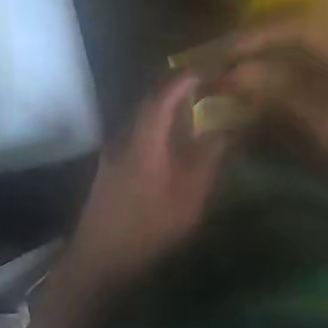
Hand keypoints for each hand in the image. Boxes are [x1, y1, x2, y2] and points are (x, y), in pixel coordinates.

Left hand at [66, 74, 230, 288]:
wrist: (100, 259)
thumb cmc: (149, 229)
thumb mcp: (189, 197)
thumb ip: (208, 160)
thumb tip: (227, 130)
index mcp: (142, 141)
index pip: (161, 97)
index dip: (183, 80)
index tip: (206, 69)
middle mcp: (122, 139)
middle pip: (148, 105)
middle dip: (175, 91)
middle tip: (205, 86)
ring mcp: (112, 154)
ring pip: (141, 121)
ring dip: (166, 110)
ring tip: (194, 109)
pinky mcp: (110, 169)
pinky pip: (136, 135)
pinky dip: (156, 128)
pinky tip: (172, 142)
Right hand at [218, 0, 327, 203]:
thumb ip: (279, 92)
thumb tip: (231, 75)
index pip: (297, 25)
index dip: (255, 37)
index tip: (222, 54)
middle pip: (309, 13)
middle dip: (268, 27)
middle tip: (235, 49)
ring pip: (321, 26)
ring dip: (284, 36)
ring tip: (252, 57)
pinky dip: (301, 49)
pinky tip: (284, 69)